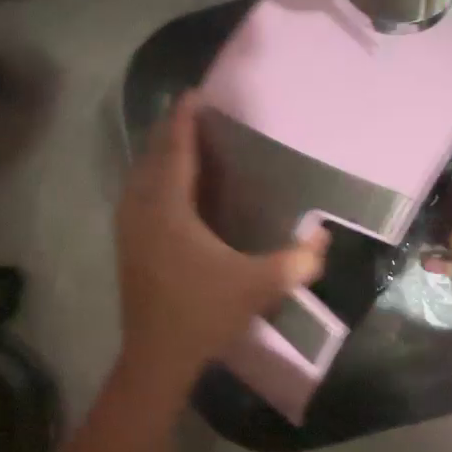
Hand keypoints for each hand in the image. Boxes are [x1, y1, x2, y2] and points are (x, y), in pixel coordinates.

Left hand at [116, 94, 327, 386]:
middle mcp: (142, 209)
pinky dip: (153, 177)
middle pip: (153, 156)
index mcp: (169, 209)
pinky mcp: (127, 244)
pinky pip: (138, 193)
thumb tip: (324, 238)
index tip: (194, 93)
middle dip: (171, 130)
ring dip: (160, 153)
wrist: (155, 358)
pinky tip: (171, 186)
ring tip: (183, 140)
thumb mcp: (256, 287)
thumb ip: (294, 262)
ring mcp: (129, 227)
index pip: (176, 151)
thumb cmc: (202, 314)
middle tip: (194, 111)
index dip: (185, 120)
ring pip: (140, 175)